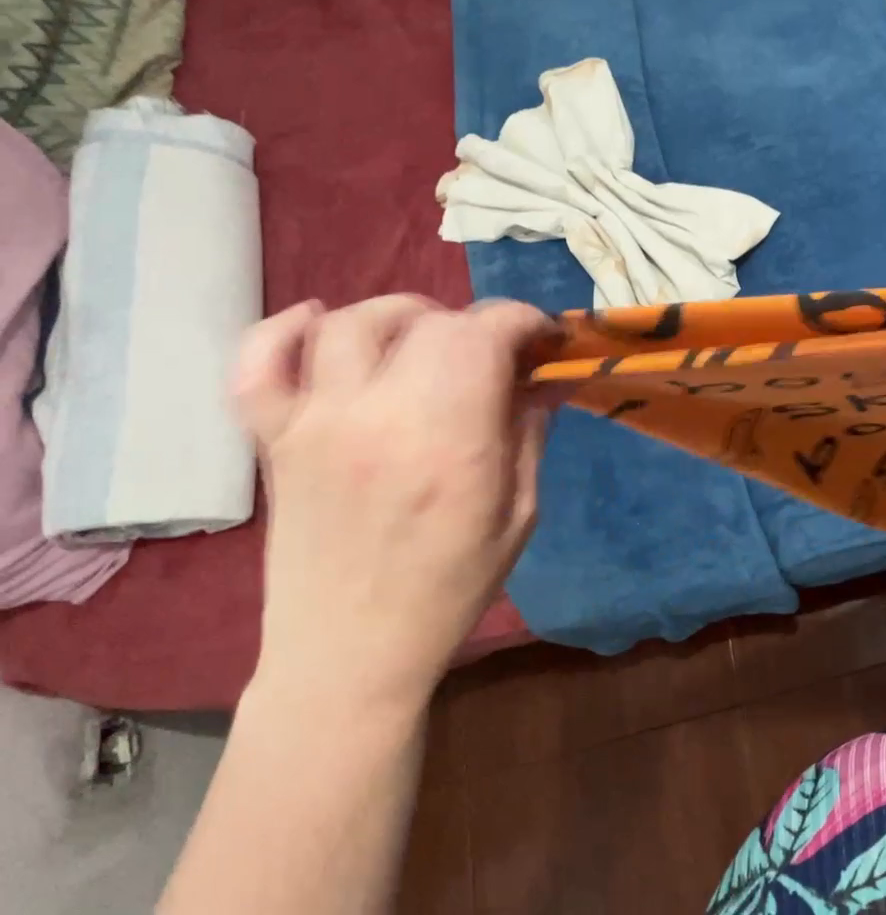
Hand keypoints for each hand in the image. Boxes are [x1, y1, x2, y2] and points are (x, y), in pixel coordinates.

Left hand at [231, 296, 556, 707]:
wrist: (352, 647)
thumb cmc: (454, 584)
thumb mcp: (520, 511)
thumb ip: (530, 433)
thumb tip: (547, 375)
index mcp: (450, 440)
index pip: (484, 335)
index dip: (525, 320)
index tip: (547, 339)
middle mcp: (377, 416)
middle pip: (428, 324)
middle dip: (477, 324)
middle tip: (500, 355)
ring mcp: (314, 424)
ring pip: (349, 324)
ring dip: (402, 315)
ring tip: (430, 338)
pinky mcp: (274, 439)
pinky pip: (259, 362)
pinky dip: (287, 329)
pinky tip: (321, 323)